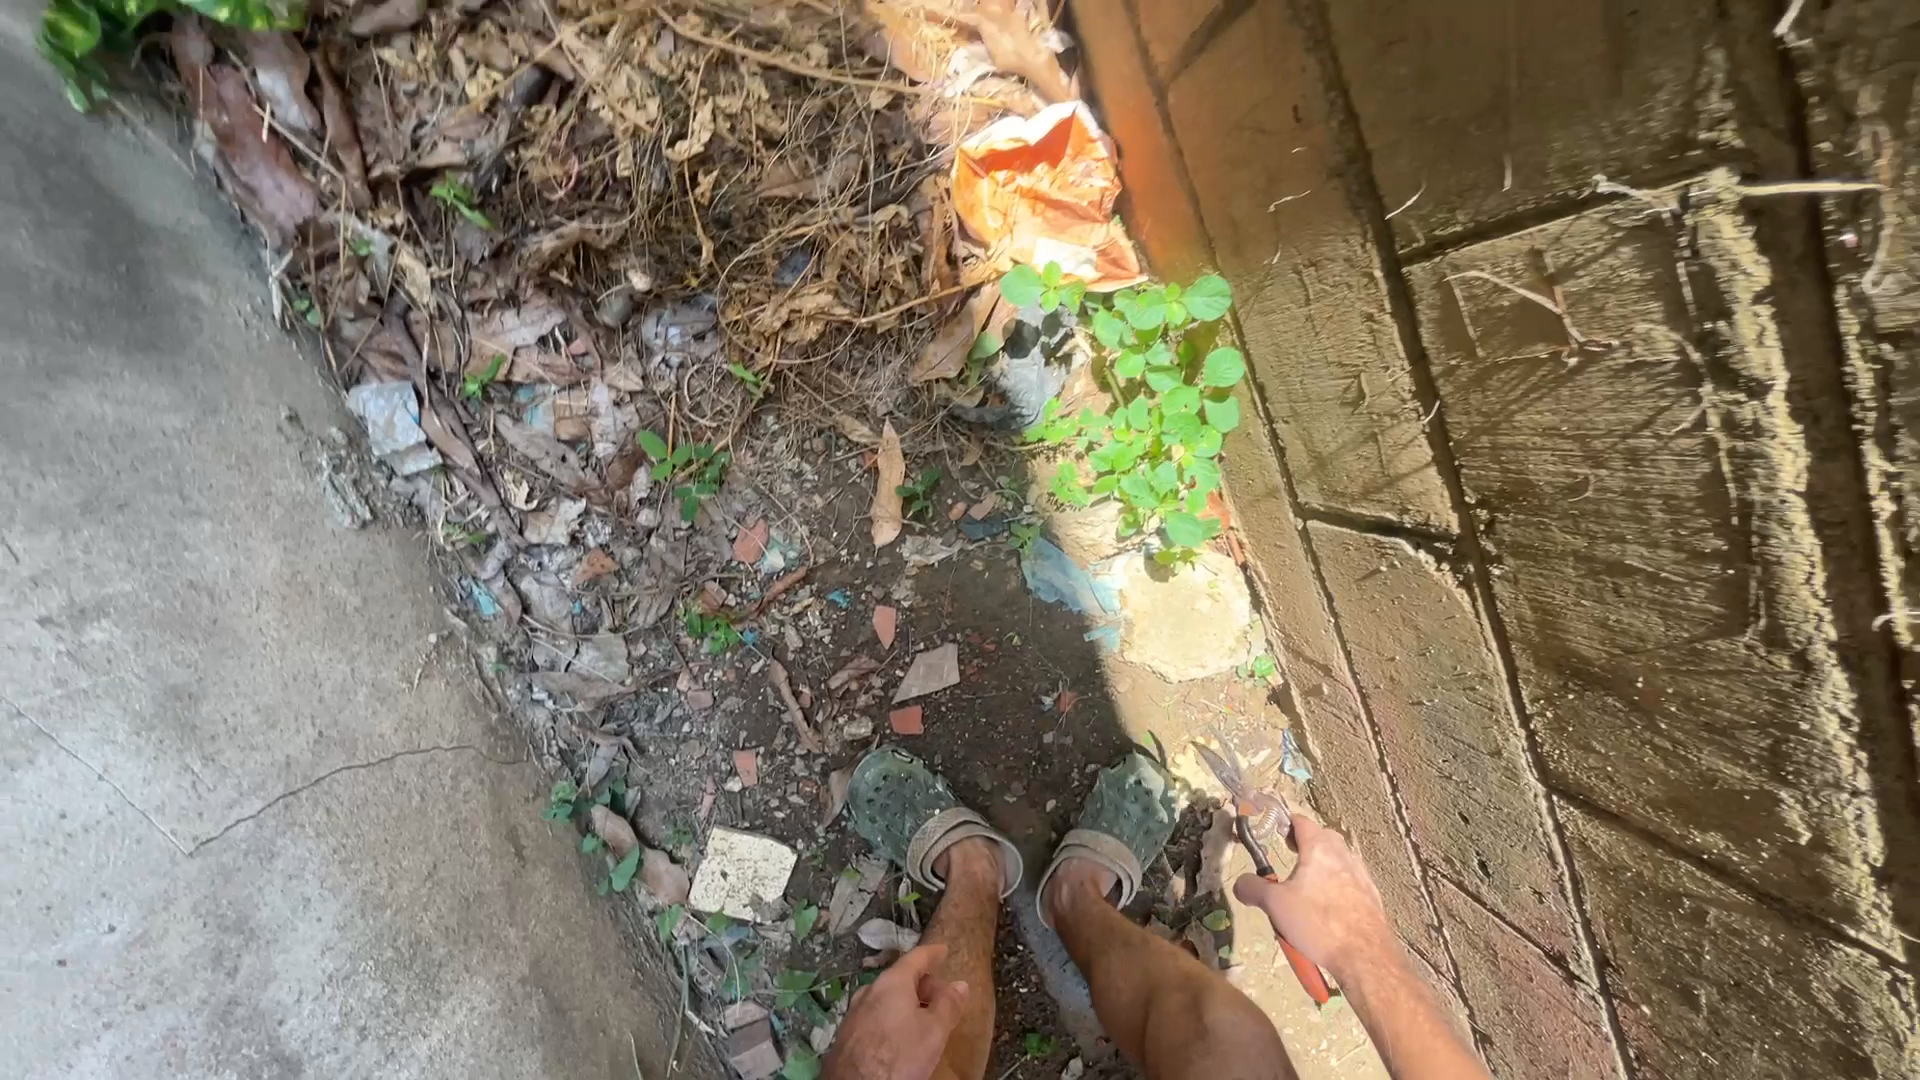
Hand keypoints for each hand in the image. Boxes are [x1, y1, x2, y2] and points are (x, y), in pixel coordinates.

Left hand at [823, 944, 969, 1079]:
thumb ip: (948, 1005)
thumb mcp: (933, 1032)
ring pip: (885, 998)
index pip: (916, 957)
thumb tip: (960, 984)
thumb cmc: (898, 1056)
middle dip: (921, 984)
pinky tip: (897, 1037)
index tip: (943, 950)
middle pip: (900, 978)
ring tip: (920, 1019)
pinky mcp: (846, 1035)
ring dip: (905, 1003)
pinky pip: (874, 1016)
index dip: (932, 953)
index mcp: (892, 982)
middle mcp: (870, 990)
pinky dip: (890, 1018)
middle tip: (939, 997)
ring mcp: (854, 1012)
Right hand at [1234, 815, 1397, 980]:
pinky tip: (1329, 908)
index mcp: (1318, 848)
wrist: (1367, 959)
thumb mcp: (1274, 904)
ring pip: (1339, 860)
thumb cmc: (1318, 922)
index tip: (1275, 832)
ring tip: (1309, 886)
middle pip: (1323, 837)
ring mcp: (1362, 877)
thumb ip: (1252, 888)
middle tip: (1291, 856)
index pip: (1301, 821)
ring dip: (1323, 866)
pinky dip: (1338, 887)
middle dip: (1306, 843)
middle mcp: (1343, 856)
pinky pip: (1352, 882)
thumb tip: (1241, 884)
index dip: (1285, 823)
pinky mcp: (1373, 899)